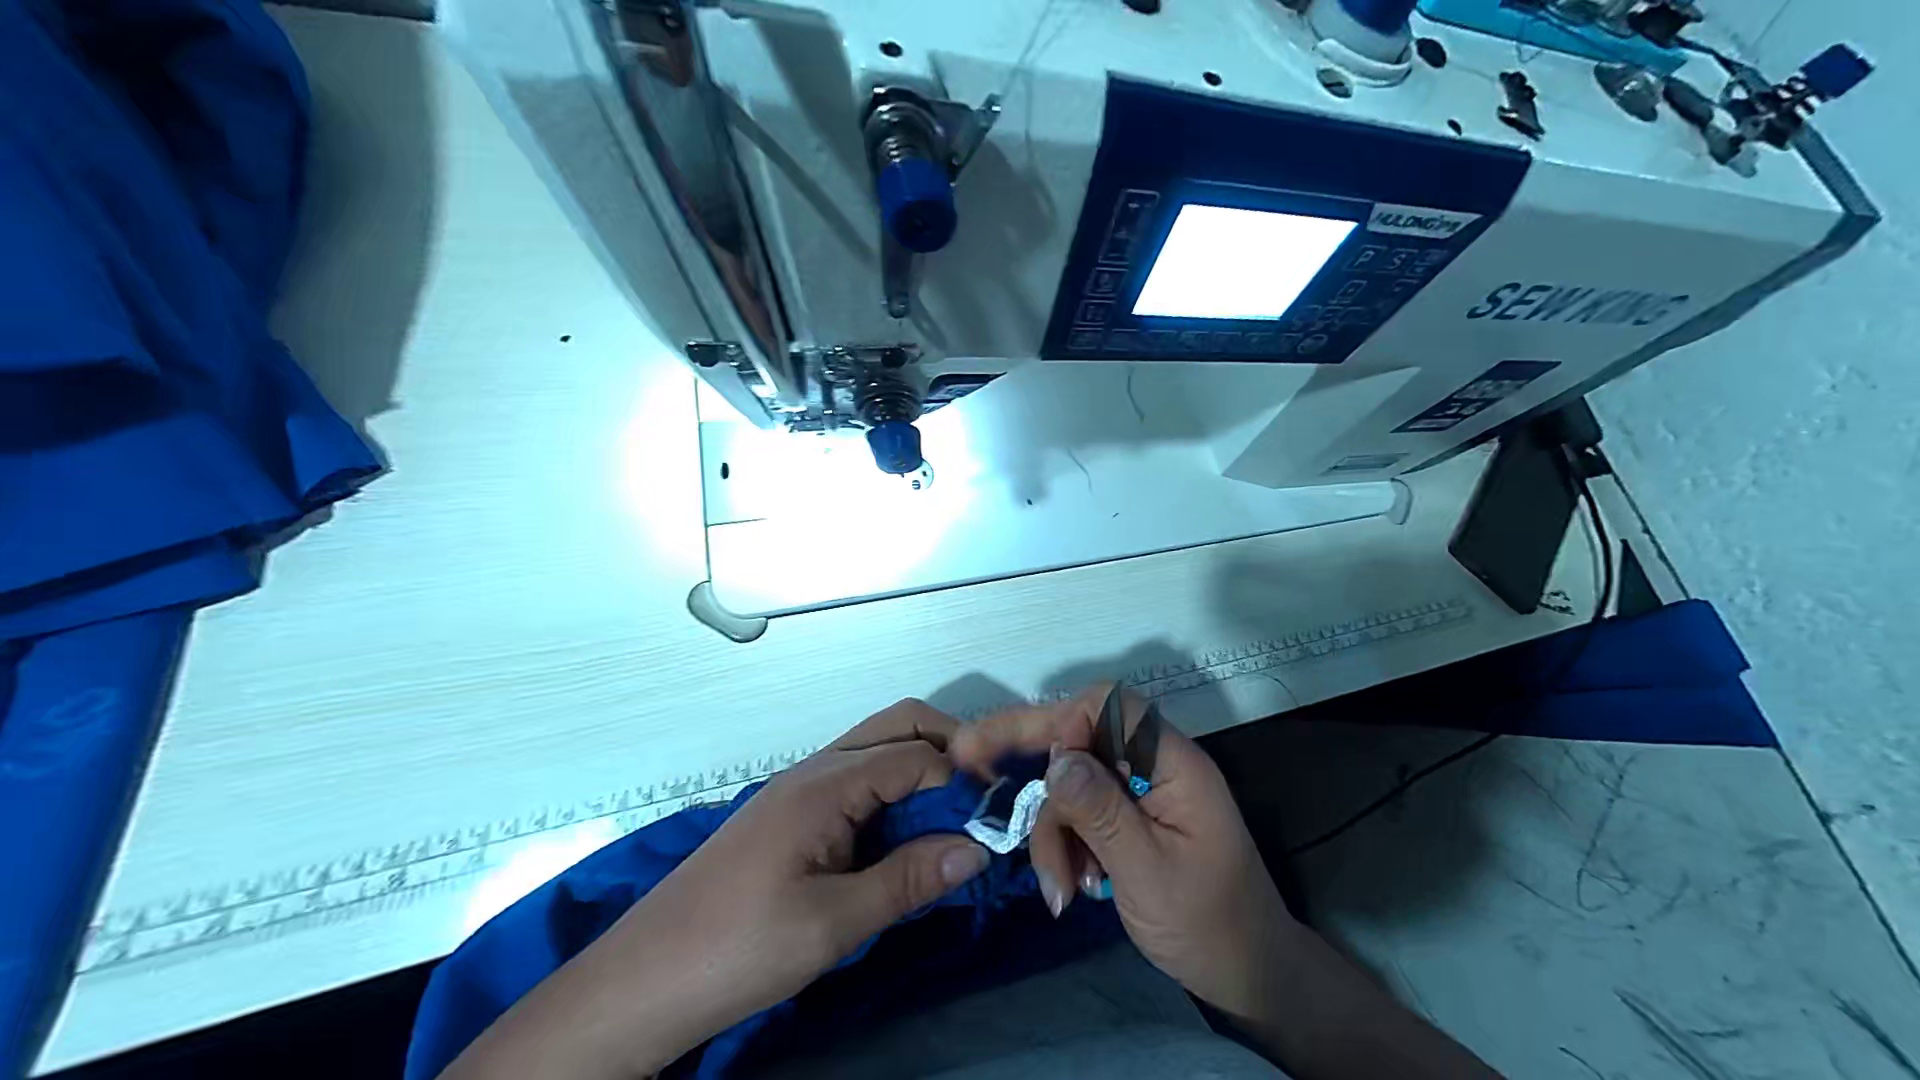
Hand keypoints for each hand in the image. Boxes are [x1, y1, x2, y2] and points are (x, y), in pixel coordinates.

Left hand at [443, 701, 989, 1079]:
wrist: (643, 980)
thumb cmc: (740, 949)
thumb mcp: (833, 923)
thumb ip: (908, 879)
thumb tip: (980, 848)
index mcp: (824, 784)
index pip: (915, 755)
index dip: (962, 780)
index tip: (998, 816)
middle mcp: (815, 768)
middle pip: (896, 726)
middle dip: (948, 747)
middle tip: (984, 797)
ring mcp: (799, 786)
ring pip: (876, 748)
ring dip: (921, 767)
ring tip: (955, 815)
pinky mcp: (791, 811)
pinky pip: (856, 777)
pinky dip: (893, 788)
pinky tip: (905, 830)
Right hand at [952, 686, 1502, 1079]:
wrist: (1245, 975)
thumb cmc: (1208, 926)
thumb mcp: (1150, 874)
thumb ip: (1102, 812)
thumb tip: (1057, 759)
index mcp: (1173, 762)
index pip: (1115, 705)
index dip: (1070, 720)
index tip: (1045, 766)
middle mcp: (1150, 763)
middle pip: (1078, 731)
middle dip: (1024, 748)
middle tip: (966, 756)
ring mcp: (1133, 789)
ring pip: (1068, 780)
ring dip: (1051, 831)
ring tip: (1060, 889)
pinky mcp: (1120, 815)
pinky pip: (1074, 810)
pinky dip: (1061, 845)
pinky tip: (1068, 886)